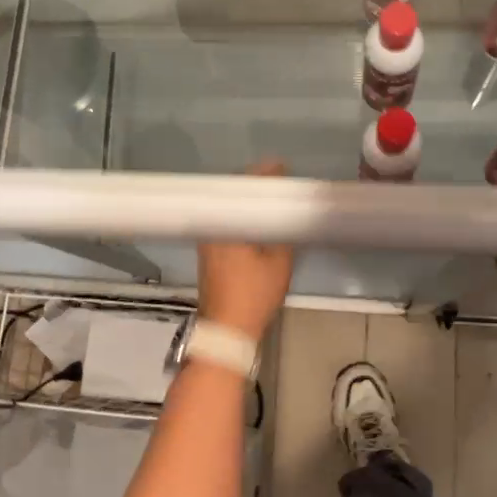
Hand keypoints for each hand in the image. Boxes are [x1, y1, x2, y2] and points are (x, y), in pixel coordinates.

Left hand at [194, 160, 294, 344]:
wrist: (226, 329)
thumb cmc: (254, 293)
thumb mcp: (280, 261)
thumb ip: (284, 231)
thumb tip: (290, 211)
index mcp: (228, 221)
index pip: (245, 184)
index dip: (265, 173)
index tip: (282, 167)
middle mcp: (212, 224)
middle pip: (232, 192)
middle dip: (254, 182)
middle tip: (278, 179)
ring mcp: (206, 237)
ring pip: (226, 205)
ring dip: (245, 197)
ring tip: (270, 195)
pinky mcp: (207, 250)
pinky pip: (223, 219)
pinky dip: (239, 213)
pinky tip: (255, 217)